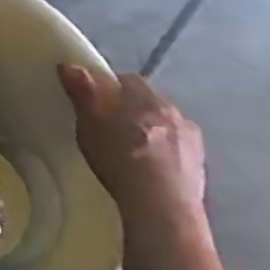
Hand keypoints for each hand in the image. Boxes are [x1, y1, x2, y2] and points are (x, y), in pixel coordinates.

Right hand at [58, 66, 207, 231]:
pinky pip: (176, 145)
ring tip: (127, 147)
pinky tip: (146, 164)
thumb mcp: (90, 124)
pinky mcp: (199, 163)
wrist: (160, 204)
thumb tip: (70, 64)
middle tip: (106, 125)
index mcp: (148, 99)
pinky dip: (161, 149)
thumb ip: (83, 93)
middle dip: (129, 107)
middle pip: (148, 101)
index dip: (108, 87)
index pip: (127, 80)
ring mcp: (192, 139)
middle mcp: (176, 112)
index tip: (91, 102)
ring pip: (164, 123)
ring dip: (147, 128)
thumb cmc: (119, 159)